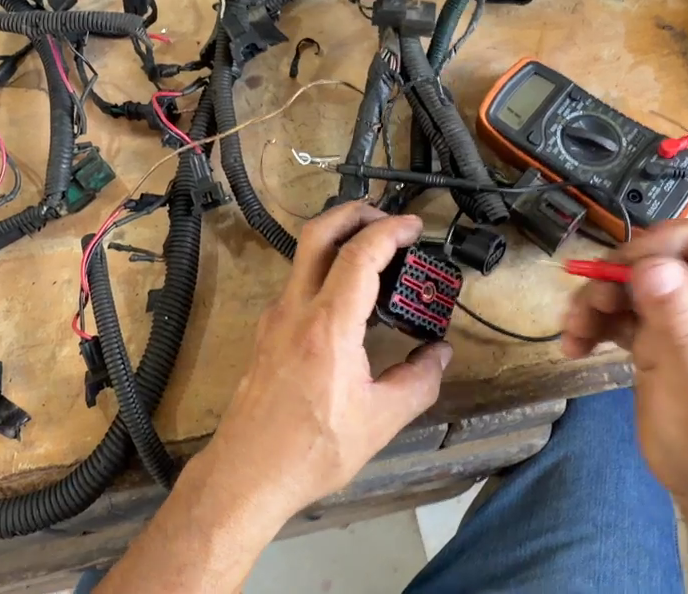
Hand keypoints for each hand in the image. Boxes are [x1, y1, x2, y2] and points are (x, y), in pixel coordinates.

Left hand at [201, 203, 452, 519]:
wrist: (246, 474)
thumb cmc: (313, 451)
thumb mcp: (380, 421)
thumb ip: (418, 381)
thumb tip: (441, 353)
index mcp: (328, 326)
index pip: (359, 255)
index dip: (390, 230)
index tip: (415, 225)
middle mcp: (296, 309)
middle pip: (318, 233)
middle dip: (355, 213)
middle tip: (389, 220)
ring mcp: (276, 317)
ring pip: (304, 255)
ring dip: (339, 239)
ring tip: (376, 253)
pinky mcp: (268, 331)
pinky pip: (299, 283)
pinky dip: (327, 271)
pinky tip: (350, 299)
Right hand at [562, 220, 687, 593]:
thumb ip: (681, 323)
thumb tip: (651, 263)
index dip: (676, 240)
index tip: (632, 259)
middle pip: (667, 261)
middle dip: (622, 274)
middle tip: (591, 295)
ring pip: (635, 285)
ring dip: (598, 300)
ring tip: (573, 330)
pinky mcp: (660, 344)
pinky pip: (622, 315)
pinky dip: (594, 323)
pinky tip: (574, 343)